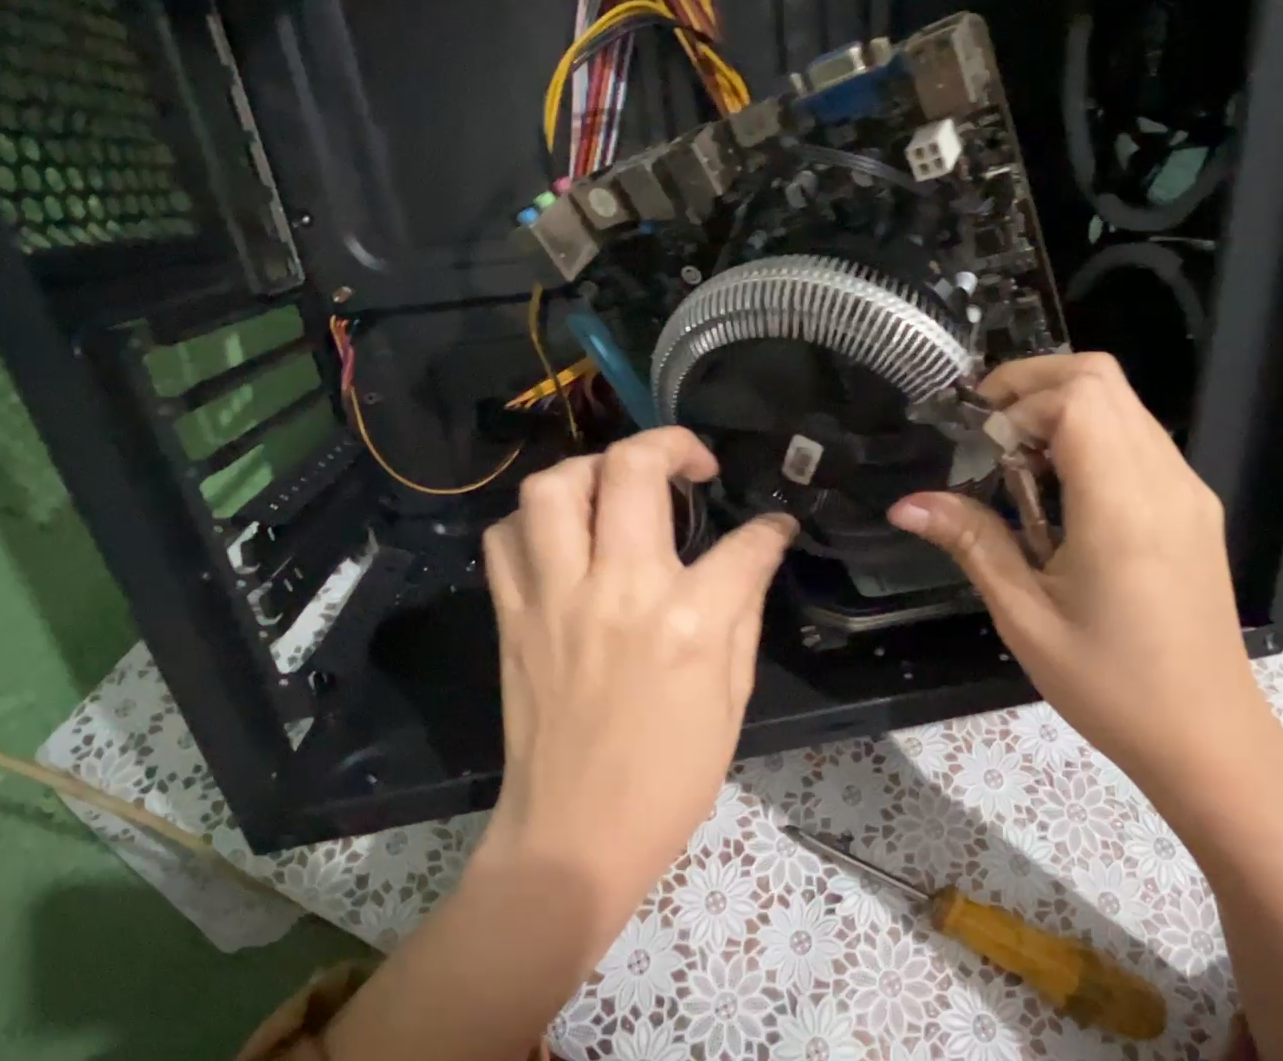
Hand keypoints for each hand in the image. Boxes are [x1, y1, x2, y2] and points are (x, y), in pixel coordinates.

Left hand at [480, 426, 797, 904]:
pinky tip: (565, 536)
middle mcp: (619, 590)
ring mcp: (555, 598)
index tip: (774, 525)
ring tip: (618, 487)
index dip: (770, 528)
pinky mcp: (513, 616)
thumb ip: (743, 615)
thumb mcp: (732, 701)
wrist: (573, 839)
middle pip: (633, 471)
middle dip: (672, 444)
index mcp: (688, 621)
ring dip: (593, 469)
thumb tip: (756, 555)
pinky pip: (508, 537)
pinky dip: (536, 519)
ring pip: (554, 486)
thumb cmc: (669, 781)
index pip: (744, 544)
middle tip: (691, 463)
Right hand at [888, 353, 1267, 780]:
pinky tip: (1062, 495)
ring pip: (1126, 404)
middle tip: (986, 433)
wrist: (1208, 738)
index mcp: (1122, 506)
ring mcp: (1189, 491)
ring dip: (1063, 411)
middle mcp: (1166, 481)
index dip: (1016, 401)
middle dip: (1034, 386)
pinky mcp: (1195, 509)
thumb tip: (906, 503)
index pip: (1077, 398)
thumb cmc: (1111, 687)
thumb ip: (972, 543)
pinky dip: (1093, 437)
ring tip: (1018, 467)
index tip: (976, 444)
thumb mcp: (1025, 617)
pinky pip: (1141, 441)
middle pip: (1103, 379)